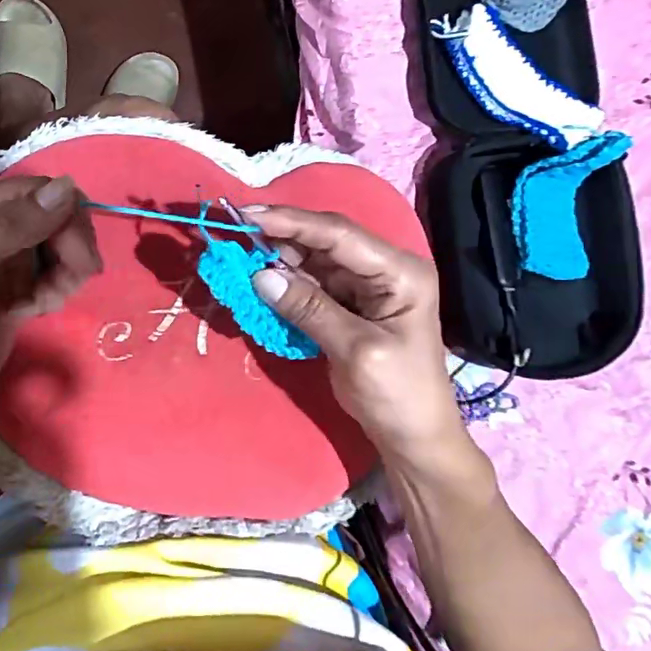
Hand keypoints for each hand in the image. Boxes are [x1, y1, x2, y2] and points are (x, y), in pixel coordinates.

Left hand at [0, 176, 100, 411]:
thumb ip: (6, 228)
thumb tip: (69, 187)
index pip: (35, 193)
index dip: (63, 217)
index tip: (77, 256)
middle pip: (55, 216)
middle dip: (71, 245)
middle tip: (79, 277)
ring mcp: (6, 260)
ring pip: (62, 246)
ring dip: (68, 270)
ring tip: (52, 299)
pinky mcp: (20, 290)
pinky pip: (57, 276)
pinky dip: (60, 289)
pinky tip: (44, 308)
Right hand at [243, 206, 462, 452]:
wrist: (413, 436)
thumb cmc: (398, 394)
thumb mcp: (356, 352)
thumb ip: (310, 309)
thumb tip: (260, 275)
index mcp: (399, 272)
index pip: (340, 235)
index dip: (293, 221)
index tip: (249, 215)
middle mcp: (383, 268)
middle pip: (325, 240)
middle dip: (281, 235)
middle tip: (237, 231)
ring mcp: (365, 285)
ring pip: (314, 258)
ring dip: (279, 256)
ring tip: (242, 253)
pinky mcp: (347, 302)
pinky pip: (310, 282)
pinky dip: (284, 279)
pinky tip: (260, 277)